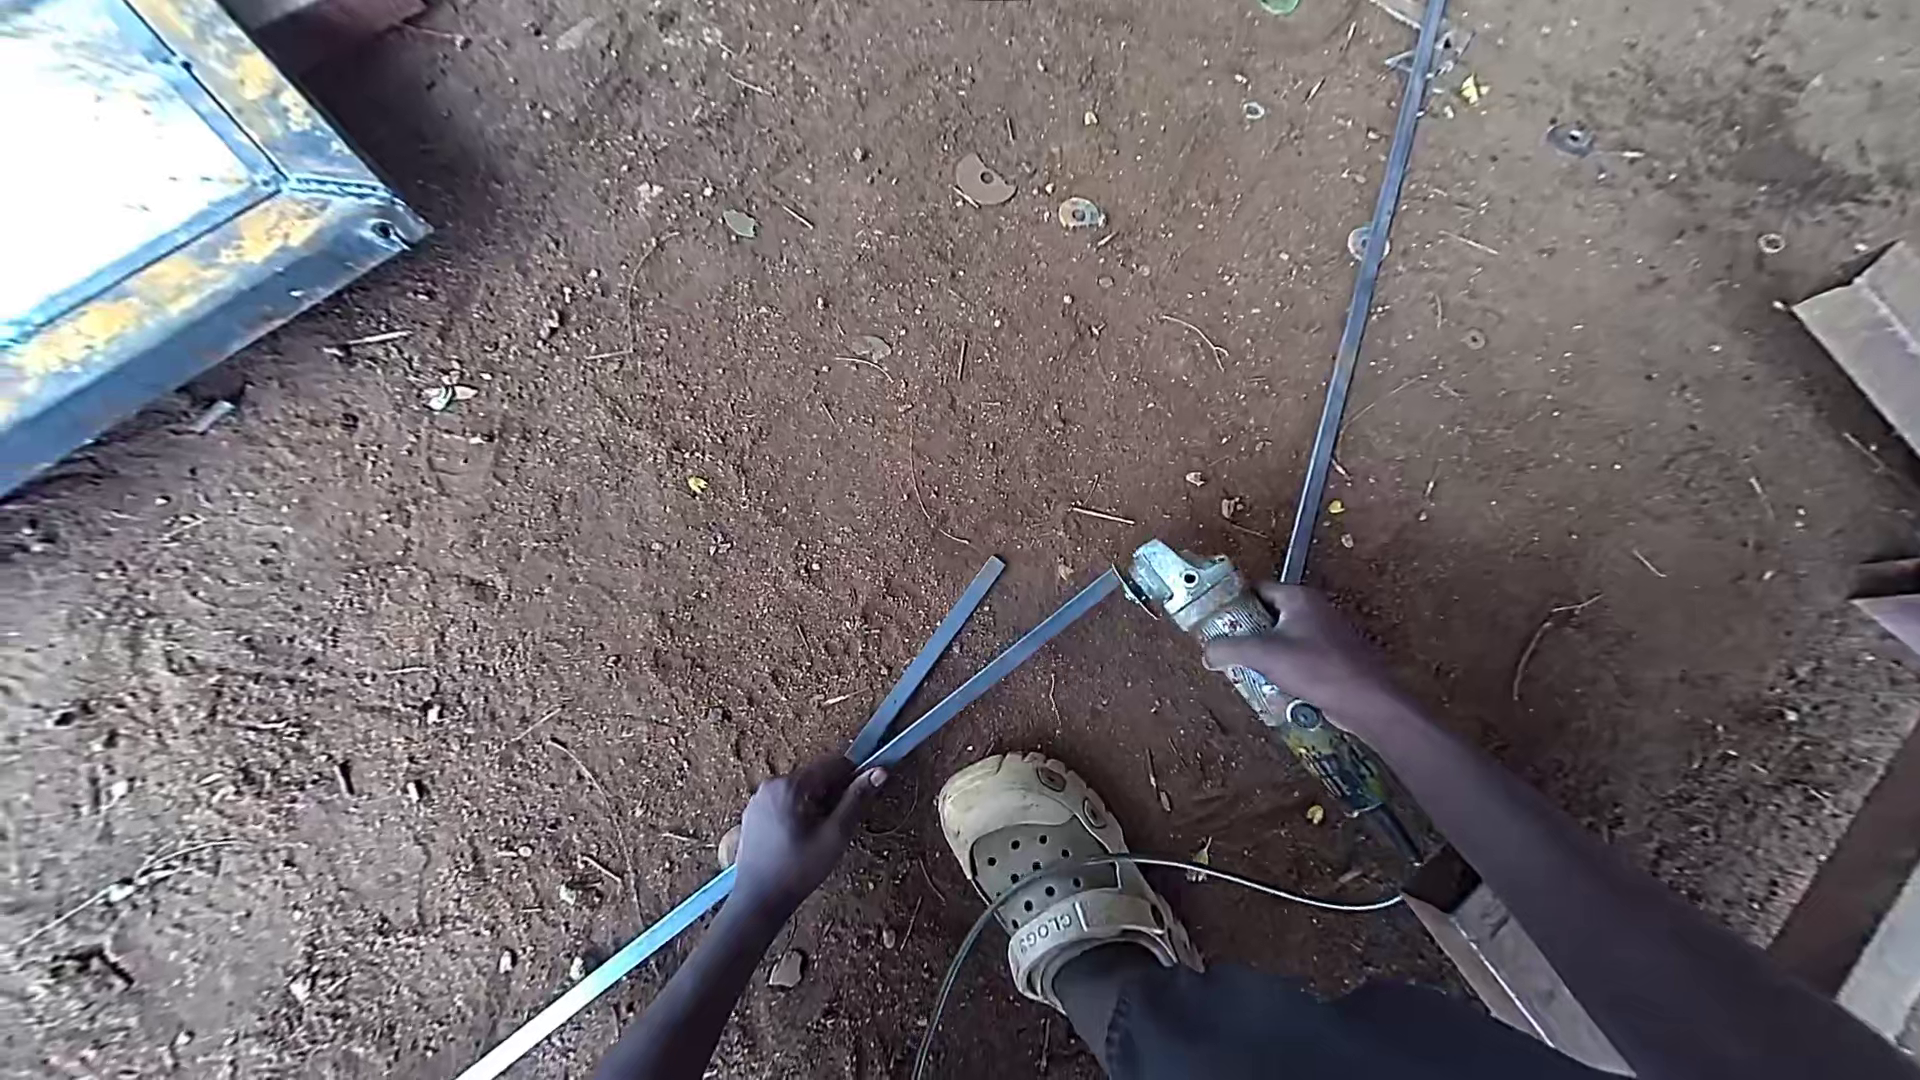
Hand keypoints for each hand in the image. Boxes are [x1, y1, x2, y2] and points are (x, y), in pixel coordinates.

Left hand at [731, 755, 885, 915]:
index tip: (859, 798)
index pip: (832, 763)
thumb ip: (856, 799)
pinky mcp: (753, 814)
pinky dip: (798, 810)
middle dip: (831, 793)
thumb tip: (879, 771)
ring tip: (819, 832)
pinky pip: (784, 800)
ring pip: (800, 788)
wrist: (756, 904)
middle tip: (837, 823)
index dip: (851, 776)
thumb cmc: (798, 870)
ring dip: (816, 802)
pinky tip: (800, 837)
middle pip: (815, 775)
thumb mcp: (834, 835)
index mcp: (790, 785)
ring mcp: (759, 799)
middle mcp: (771, 785)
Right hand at [1203, 583, 1420, 737]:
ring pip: (1281, 636)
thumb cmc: (1318, 669)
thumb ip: (1228, 649)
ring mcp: (1326, 634)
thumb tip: (1207, 653)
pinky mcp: (1333, 657)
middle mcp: (1314, 610)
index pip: (1256, 588)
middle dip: (1246, 630)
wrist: (1368, 704)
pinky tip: (1271, 683)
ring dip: (1262, 651)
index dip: (1234, 602)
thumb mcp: (1262, 655)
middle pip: (1267, 613)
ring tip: (1245, 667)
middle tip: (1227, 646)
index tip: (1216, 619)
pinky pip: (1296, 655)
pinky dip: (1281, 666)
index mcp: (1298, 598)